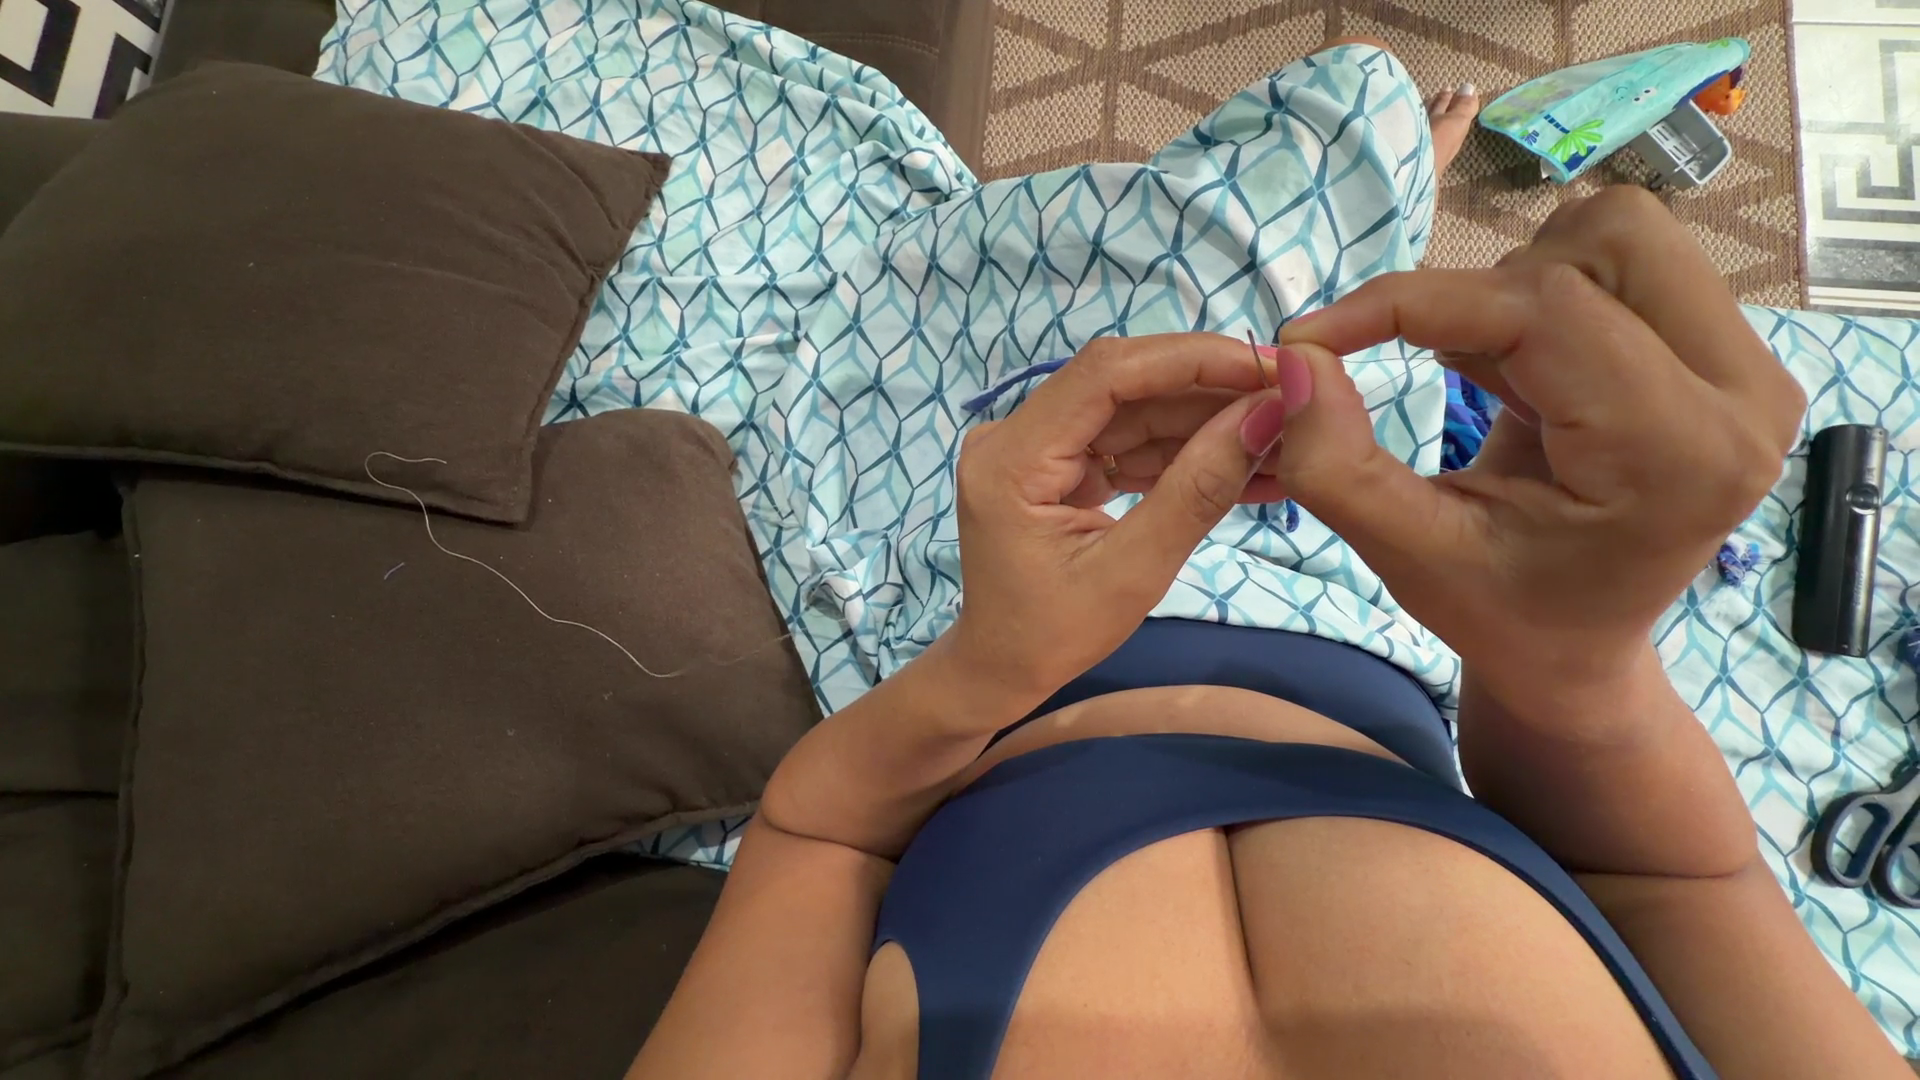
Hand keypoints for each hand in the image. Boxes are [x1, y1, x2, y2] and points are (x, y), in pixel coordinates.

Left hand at [949, 333, 1309, 703]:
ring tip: (1282, 437)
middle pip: (1124, 386)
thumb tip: (1266, 416)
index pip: (1106, 373)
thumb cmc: (1054, 635)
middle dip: (1210, 392)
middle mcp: (1014, 436)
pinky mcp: (1056, 464)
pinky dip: (1182, 453)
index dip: (1191, 360)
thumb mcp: (1132, 571)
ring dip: (1206, 424)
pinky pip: (1126, 444)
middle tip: (1290, 403)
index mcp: (1012, 458)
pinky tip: (1244, 462)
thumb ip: (1196, 490)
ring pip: (1133, 412)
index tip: (1269, 370)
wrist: (1002, 666)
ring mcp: (1034, 447)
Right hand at [1273, 187, 1804, 712]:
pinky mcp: (1721, 358)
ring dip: (1514, 290)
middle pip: (1607, 240)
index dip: (1409, 301)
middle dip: (1480, 290)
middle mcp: (1741, 393)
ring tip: (1478, 375)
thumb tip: (1293, 357)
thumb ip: (1335, 464)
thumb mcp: (1401, 554)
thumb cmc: (1493, 612)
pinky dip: (1534, 303)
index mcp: (1671, 454)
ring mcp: (1747, 368)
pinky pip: (1622, 269)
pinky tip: (1506, 377)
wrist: (1574, 646)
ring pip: (1619, 238)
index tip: (1312, 335)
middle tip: (1427, 362)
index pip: (1542, 308)